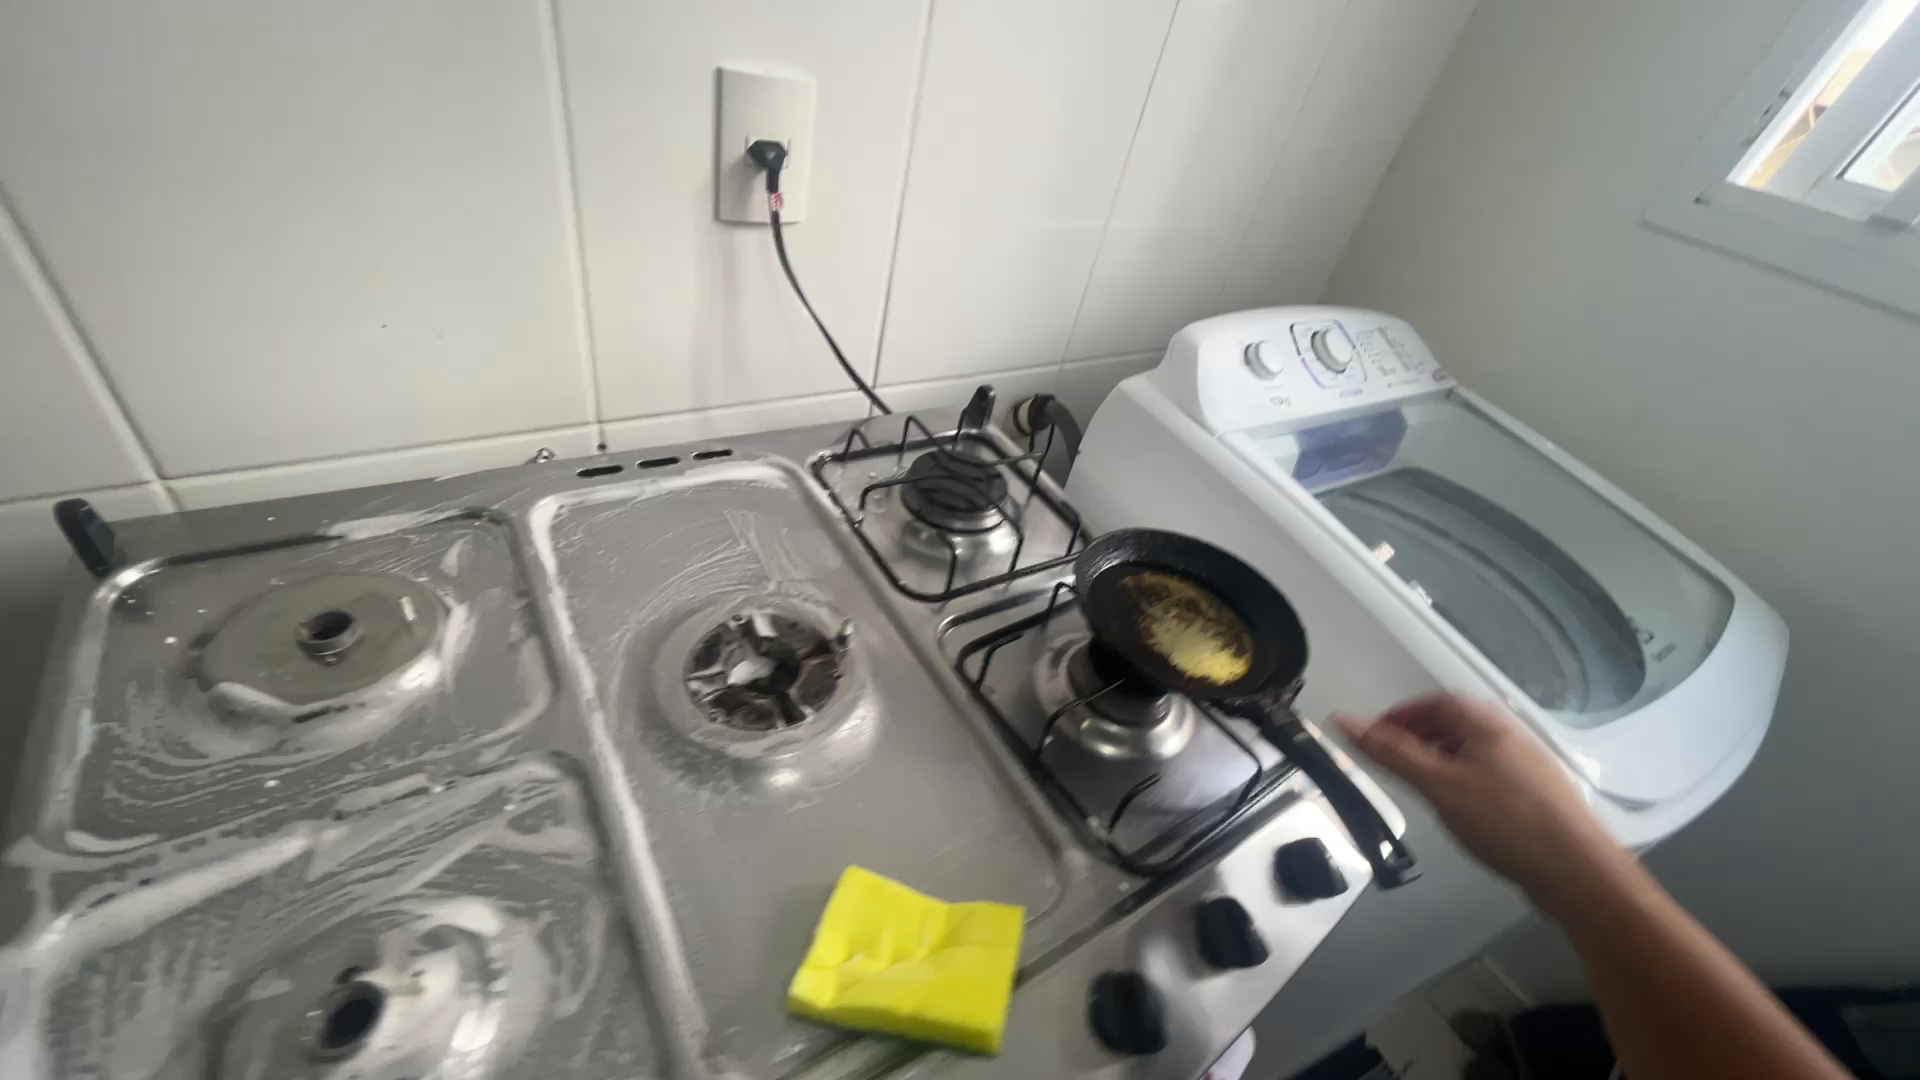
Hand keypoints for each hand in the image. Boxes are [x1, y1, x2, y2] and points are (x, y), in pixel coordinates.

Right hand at [1336, 694, 1633, 918]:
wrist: (1584, 878)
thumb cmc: (1504, 821)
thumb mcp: (1436, 785)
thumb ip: (1388, 752)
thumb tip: (1342, 719)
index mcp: (1487, 724)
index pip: (1434, 702)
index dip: (1400, 715)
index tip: (1375, 738)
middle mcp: (1511, 737)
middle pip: (1454, 724)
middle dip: (1416, 738)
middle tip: (1391, 763)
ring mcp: (1530, 768)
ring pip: (1472, 752)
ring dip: (1438, 761)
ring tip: (1420, 788)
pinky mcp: (1540, 797)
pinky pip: (1489, 774)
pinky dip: (1462, 780)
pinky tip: (1459, 810)